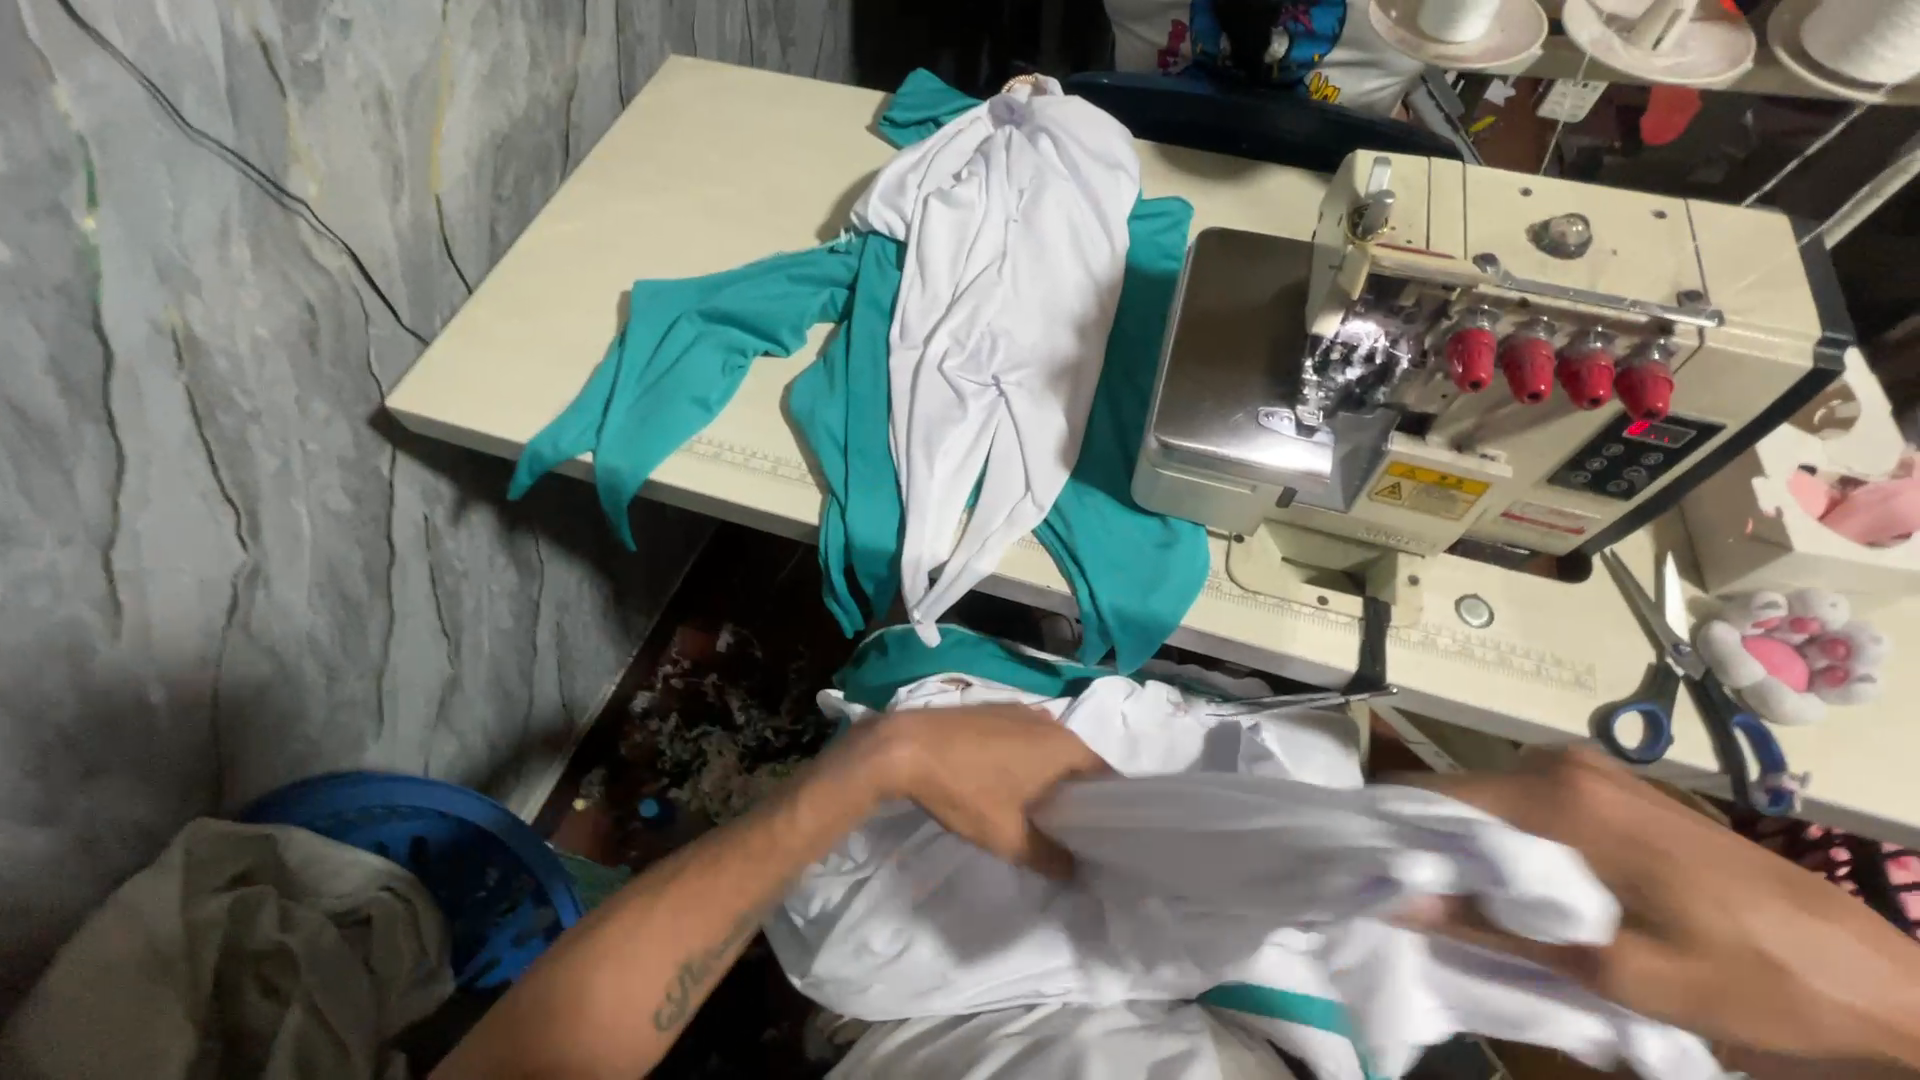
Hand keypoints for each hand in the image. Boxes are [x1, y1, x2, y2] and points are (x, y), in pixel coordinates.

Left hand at [860, 703, 1107, 878]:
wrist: (904, 747)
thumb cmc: (964, 788)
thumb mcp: (1008, 837)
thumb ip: (1049, 857)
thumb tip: (1076, 871)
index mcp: (1065, 745)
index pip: (1107, 778)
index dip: (1109, 808)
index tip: (1103, 837)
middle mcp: (1050, 721)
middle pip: (1078, 762)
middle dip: (1076, 795)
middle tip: (1069, 832)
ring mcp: (1019, 710)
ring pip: (1048, 750)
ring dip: (1047, 777)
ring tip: (1036, 812)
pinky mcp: (992, 710)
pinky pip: (1023, 739)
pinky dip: (1024, 761)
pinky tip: (1004, 784)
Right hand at [1398, 746, 1919, 1066]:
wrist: (1874, 976)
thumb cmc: (1749, 977)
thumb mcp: (1618, 970)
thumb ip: (1495, 927)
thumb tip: (1394, 898)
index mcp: (1557, 796)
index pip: (1431, 794)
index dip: (1392, 832)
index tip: (1367, 872)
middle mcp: (1560, 763)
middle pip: (1454, 793)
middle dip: (1428, 843)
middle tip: (1415, 900)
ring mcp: (1585, 769)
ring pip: (1484, 798)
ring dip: (1466, 846)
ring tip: (1464, 902)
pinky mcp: (1605, 785)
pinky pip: (1522, 803)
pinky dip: (1503, 840)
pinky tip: (1517, 887)